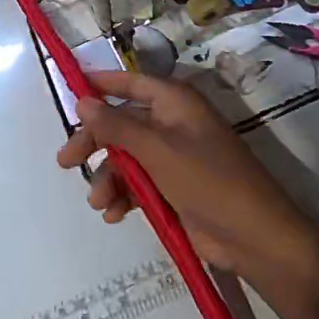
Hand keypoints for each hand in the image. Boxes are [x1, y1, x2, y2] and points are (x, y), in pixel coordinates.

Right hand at [56, 70, 318, 283]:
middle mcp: (173, 124)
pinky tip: (114, 214)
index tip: (69, 89)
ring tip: (100, 203)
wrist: (252, 235)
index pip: (132, 83)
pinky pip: (138, 184)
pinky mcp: (173, 188)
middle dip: (95, 142)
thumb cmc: (208, 180)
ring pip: (126, 158)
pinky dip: (123, 196)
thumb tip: (83, 101)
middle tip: (66, 162)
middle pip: (122, 123)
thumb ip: (117, 126)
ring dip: (108, 178)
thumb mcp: (157, 150)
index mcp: (175, 103)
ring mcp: (173, 158)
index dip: (102, 84)